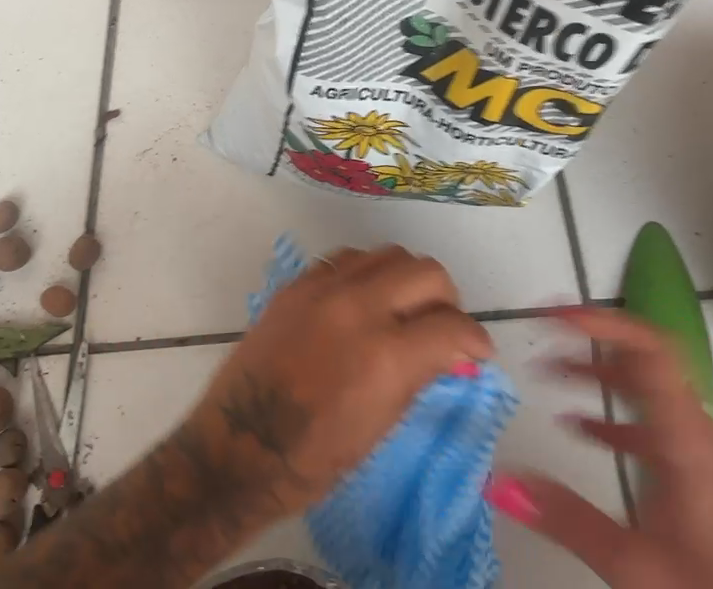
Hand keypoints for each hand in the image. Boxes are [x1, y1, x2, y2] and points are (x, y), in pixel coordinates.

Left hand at [186, 245, 494, 513]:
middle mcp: (359, 308)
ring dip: (406, 280)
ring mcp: (323, 290)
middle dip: (446, 300)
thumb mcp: (381, 425)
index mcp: (387, 355)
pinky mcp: (296, 286)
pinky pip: (346, 259)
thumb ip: (419, 375)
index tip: (475, 353)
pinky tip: (361, 303)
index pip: (454, 327)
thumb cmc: (313, 458)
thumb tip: (450, 352)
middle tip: (441, 327)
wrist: (237, 449)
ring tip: (401, 310)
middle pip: (427, 272)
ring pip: (389, 254)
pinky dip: (365, 275)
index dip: (475, 341)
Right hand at [487, 309, 712, 588]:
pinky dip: (612, 415)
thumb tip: (498, 480)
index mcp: (685, 437)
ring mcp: (698, 452)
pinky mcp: (696, 475)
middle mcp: (694, 432)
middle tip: (543, 336)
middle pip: (644, 362)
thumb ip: (566, 518)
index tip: (557, 315)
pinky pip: (649, 424)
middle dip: (590, 343)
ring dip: (598, 375)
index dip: (604, 322)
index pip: (649, 349)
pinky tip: (579, 429)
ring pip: (645, 392)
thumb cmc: (709, 585)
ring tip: (550, 374)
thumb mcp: (632, 560)